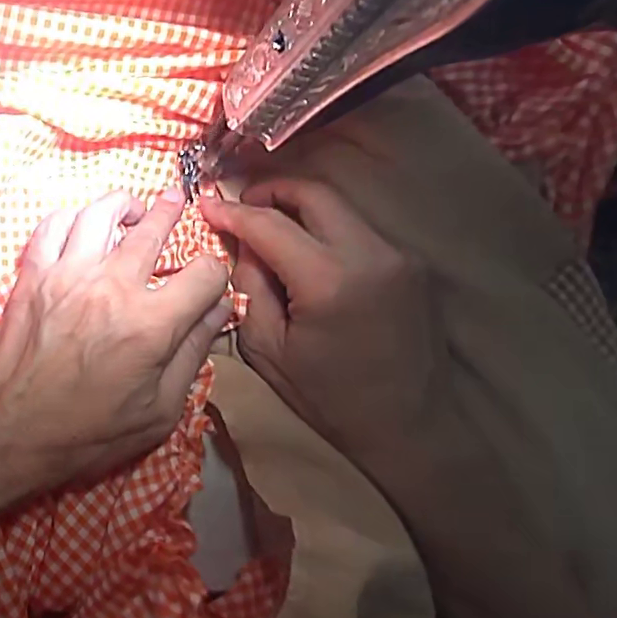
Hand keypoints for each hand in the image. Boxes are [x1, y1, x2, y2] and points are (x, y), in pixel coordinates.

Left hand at [0, 188, 230, 498]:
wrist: (8, 429)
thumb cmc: (85, 433)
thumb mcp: (158, 411)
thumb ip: (191, 354)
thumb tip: (219, 311)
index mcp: (150, 324)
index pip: (204, 273)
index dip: (215, 274)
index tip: (208, 281)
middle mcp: (111, 287)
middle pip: (152, 229)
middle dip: (171, 211)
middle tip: (175, 201)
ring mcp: (66, 275)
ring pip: (99, 213)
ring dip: (122, 205)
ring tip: (131, 210)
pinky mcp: (31, 275)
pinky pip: (51, 226)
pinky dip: (71, 217)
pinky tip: (80, 226)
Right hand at [198, 178, 446, 465]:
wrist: (408, 426)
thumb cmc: (326, 395)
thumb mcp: (265, 347)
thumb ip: (249, 285)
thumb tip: (243, 245)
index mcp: (329, 280)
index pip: (269, 225)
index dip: (231, 211)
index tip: (205, 204)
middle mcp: (371, 255)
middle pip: (314, 194)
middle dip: (270, 191)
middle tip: (240, 205)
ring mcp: (399, 257)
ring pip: (339, 207)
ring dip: (299, 208)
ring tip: (268, 228)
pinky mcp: (412, 265)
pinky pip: (357, 230)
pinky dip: (324, 229)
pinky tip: (305, 252)